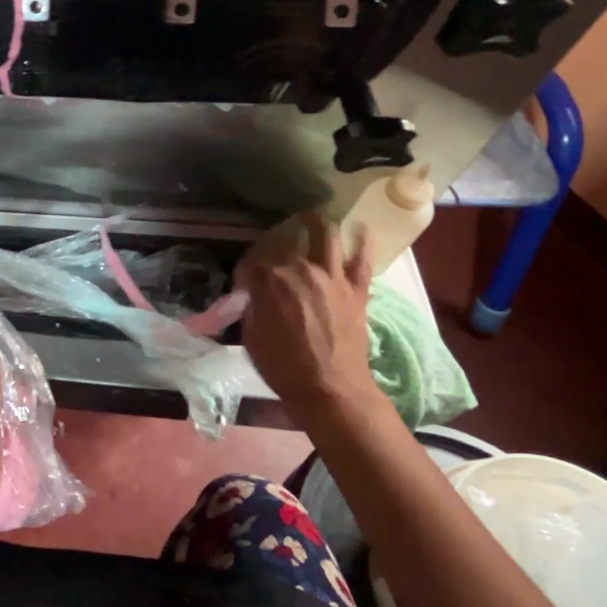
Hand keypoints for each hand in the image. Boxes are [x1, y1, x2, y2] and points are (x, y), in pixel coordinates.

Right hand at [236, 212, 378, 419]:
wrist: (332, 391)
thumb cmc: (283, 367)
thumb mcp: (251, 336)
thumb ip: (249, 307)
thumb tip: (249, 294)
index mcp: (267, 281)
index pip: (250, 263)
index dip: (245, 271)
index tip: (244, 283)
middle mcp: (298, 269)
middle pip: (284, 246)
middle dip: (276, 246)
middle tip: (274, 252)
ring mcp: (330, 277)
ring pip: (326, 237)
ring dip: (318, 223)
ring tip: (315, 214)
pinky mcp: (355, 290)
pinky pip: (362, 260)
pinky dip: (363, 243)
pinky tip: (363, 229)